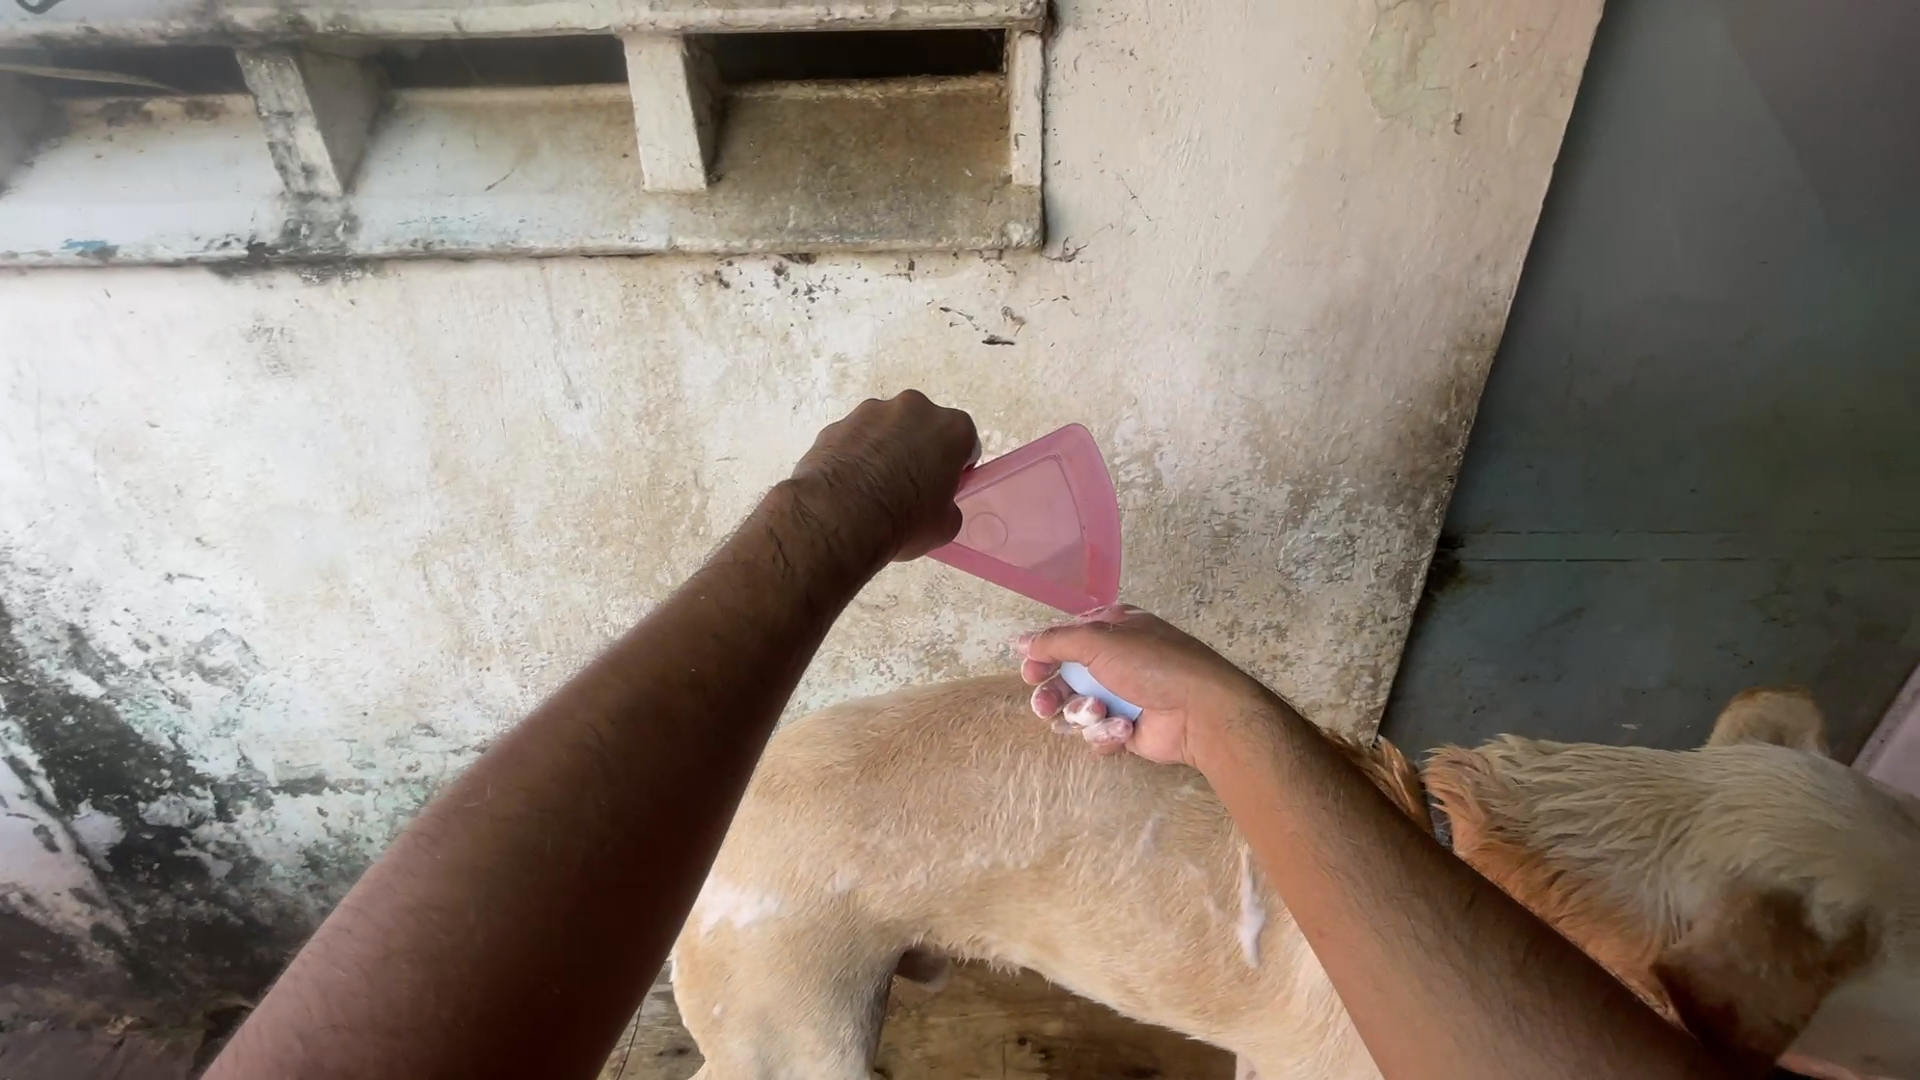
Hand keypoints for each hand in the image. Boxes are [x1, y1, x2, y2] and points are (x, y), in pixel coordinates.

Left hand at [789, 391, 978, 562]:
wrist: (839, 518)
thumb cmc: (905, 521)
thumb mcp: (946, 525)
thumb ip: (948, 504)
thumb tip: (935, 503)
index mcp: (952, 429)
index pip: (965, 443)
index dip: (955, 467)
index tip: (942, 487)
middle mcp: (914, 408)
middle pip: (923, 428)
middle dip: (919, 451)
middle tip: (908, 487)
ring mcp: (871, 411)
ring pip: (886, 430)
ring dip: (885, 450)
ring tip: (872, 488)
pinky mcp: (837, 423)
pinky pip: (854, 439)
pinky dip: (855, 455)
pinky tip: (849, 485)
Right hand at [1017, 606, 1273, 766]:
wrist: (1200, 712)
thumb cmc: (1151, 665)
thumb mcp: (1099, 641)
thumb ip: (1055, 642)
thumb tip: (1019, 643)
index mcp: (1112, 630)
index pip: (1065, 639)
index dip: (1044, 656)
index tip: (1030, 672)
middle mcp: (1115, 661)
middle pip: (1064, 678)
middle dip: (1053, 694)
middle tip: (1045, 706)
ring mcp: (1121, 697)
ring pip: (1077, 709)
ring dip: (1082, 713)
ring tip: (1097, 714)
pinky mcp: (1126, 729)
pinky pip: (1096, 733)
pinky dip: (1105, 733)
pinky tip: (1123, 730)